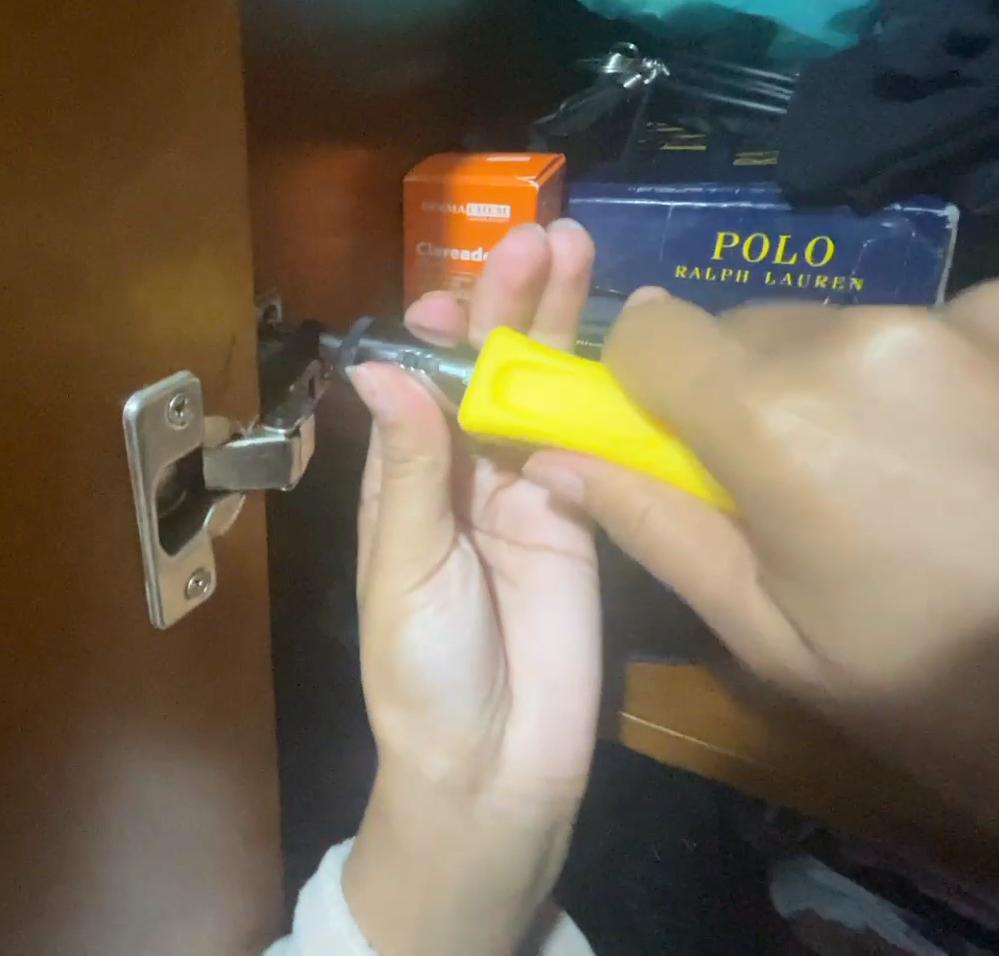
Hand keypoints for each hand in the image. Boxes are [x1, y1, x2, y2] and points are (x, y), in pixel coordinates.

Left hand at [340, 221, 601, 954]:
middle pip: (490, 375)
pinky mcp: (587, 522)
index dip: (437, 336)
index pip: (423, 385)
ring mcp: (531, 492)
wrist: (492, 761)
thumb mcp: (403, 562)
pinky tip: (624, 340)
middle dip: (508, 308)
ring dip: (559, 329)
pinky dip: (608, 397)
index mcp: (408, 477)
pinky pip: (597, 447)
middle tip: (535, 236)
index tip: (447, 294)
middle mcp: (467, 473)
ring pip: (546, 396)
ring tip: (573, 251)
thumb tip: (375, 369)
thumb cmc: (420, 664)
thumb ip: (406, 468)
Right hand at [521, 282, 998, 885]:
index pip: (648, 334)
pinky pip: (983, 324)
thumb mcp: (779, 640)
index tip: (670, 435)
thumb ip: (653, 528)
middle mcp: (881, 336)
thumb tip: (550, 460)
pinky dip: (978, 373)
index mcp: (779, 419)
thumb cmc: (974, 701)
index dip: (642, 380)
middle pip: (754, 332)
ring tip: (947, 478)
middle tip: (815, 484)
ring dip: (868, 386)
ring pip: (865, 329)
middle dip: (754, 392)